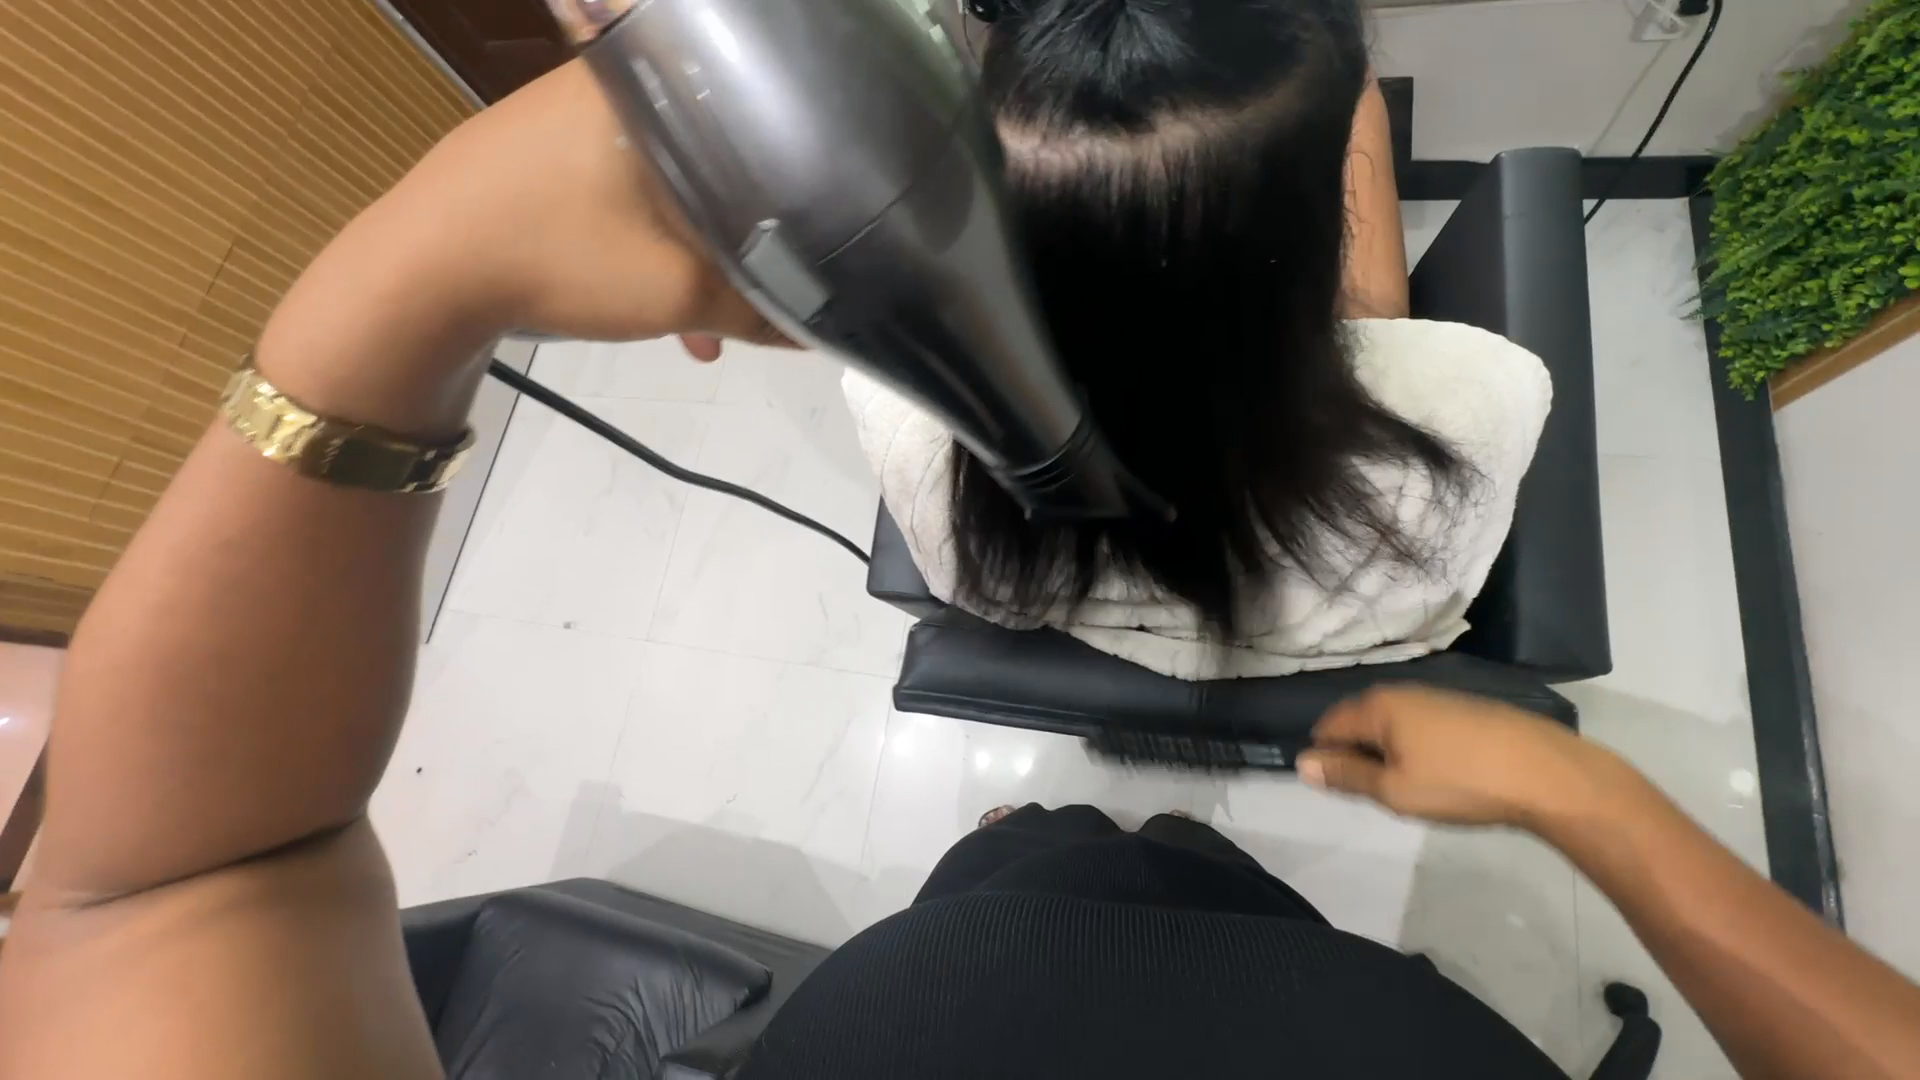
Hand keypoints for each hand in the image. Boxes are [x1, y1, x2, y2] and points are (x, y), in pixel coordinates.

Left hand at [386, 58, 783, 344]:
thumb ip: (761, 312)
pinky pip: (625, 198)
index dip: (793, 190)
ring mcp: (567, 119)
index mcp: (648, 91)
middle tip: (758, 293)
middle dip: (740, 242)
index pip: (754, 126)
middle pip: (712, 166)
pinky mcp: (542, 155)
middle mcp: (607, 87)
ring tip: (707, 327)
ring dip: (695, 257)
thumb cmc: (559, 260)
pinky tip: (658, 306)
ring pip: (669, 190)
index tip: (810, 242)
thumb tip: (818, 330)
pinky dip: (650, 248)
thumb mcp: (681, 295)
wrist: (419, 277)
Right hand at [1297, 687, 1638, 830]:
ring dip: (1391, 751)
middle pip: (1360, 722)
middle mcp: (1401, 692)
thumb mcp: (1394, 791)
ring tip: (1414, 785)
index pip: (1328, 726)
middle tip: (1381, 792)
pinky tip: (1446, 773)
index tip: (1346, 789)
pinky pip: (1423, 724)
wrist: (1553, 776)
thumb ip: (1345, 776)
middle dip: (1360, 753)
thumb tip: (1302, 763)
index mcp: (1376, 706)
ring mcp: (1437, 697)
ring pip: (1393, 724)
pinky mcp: (1467, 708)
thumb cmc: (1462, 784)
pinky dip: (1420, 746)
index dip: (1327, 758)